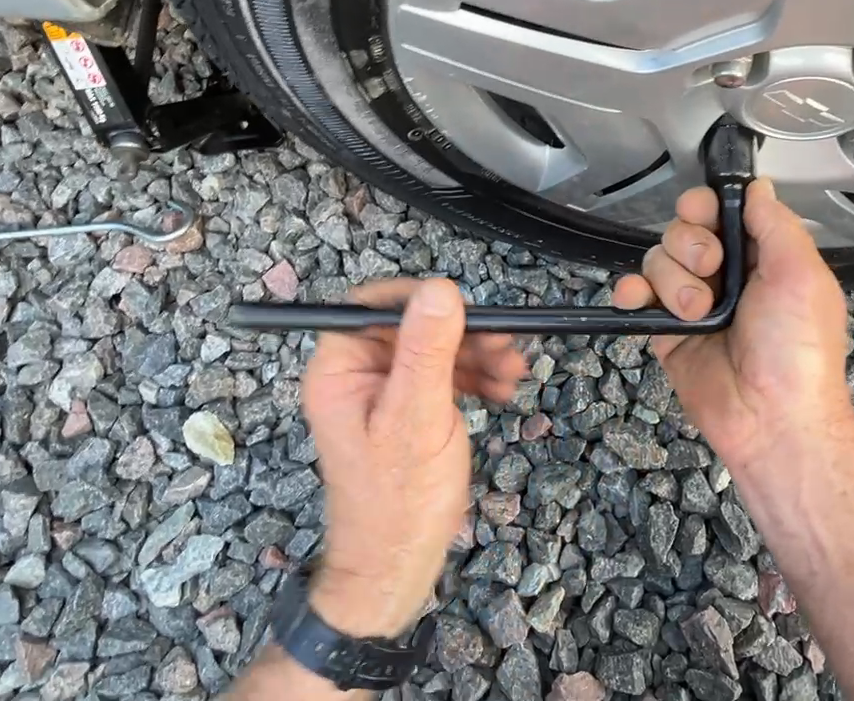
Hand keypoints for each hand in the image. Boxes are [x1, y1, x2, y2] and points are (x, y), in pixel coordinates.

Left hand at [300, 278, 527, 637]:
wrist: (400, 566)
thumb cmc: (399, 501)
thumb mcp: (417, 419)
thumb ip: (427, 352)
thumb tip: (440, 288)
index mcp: (340, 370)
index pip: (372, 306)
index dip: (419, 300)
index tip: (465, 310)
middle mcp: (357, 374)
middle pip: (413, 325)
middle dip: (462, 333)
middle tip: (505, 344)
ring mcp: (384, 392)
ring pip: (435, 348)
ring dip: (477, 355)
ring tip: (513, 373)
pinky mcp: (408, 408)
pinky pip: (444, 374)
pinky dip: (475, 376)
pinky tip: (502, 389)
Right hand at [612, 178, 853, 472]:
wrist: (771, 418)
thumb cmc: (798, 347)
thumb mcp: (801, 274)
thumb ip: (776, 224)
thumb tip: (758, 186)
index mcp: (761, 256)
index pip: (721, 211)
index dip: (706, 206)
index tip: (705, 214)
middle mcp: (725, 274)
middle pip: (683, 229)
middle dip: (690, 244)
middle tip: (712, 269)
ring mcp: (692, 301)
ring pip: (658, 258)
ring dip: (673, 280)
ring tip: (697, 313)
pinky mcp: (665, 328)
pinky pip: (636, 295)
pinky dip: (630, 291)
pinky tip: (636, 298)